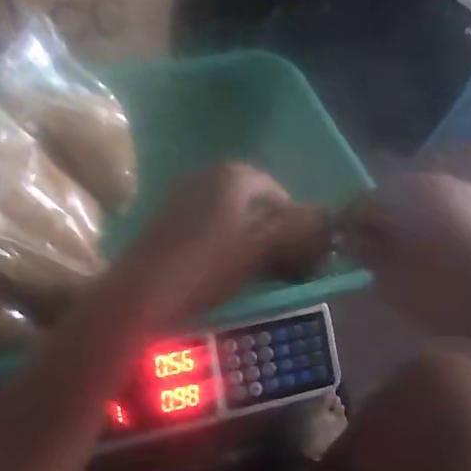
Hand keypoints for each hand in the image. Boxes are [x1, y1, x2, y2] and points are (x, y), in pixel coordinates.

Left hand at [109, 162, 327, 325]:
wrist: (141, 296)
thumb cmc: (207, 266)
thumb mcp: (262, 247)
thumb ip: (300, 231)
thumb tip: (329, 224)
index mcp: (233, 175)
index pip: (279, 195)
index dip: (297, 227)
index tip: (304, 260)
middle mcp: (205, 178)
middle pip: (254, 208)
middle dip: (273, 238)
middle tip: (284, 273)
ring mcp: (181, 200)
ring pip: (230, 223)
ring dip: (248, 248)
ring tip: (255, 281)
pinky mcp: (164, 227)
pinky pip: (207, 236)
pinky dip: (221, 254)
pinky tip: (222, 281)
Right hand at [342, 172, 470, 349]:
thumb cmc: (446, 293)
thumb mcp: (391, 282)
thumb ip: (366, 254)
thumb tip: (351, 237)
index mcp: (400, 195)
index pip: (358, 205)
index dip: (347, 231)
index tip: (347, 259)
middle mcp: (431, 182)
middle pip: (391, 200)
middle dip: (380, 227)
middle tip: (378, 264)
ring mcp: (464, 191)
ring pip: (420, 205)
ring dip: (408, 229)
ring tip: (411, 266)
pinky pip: (447, 214)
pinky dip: (435, 231)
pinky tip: (443, 262)